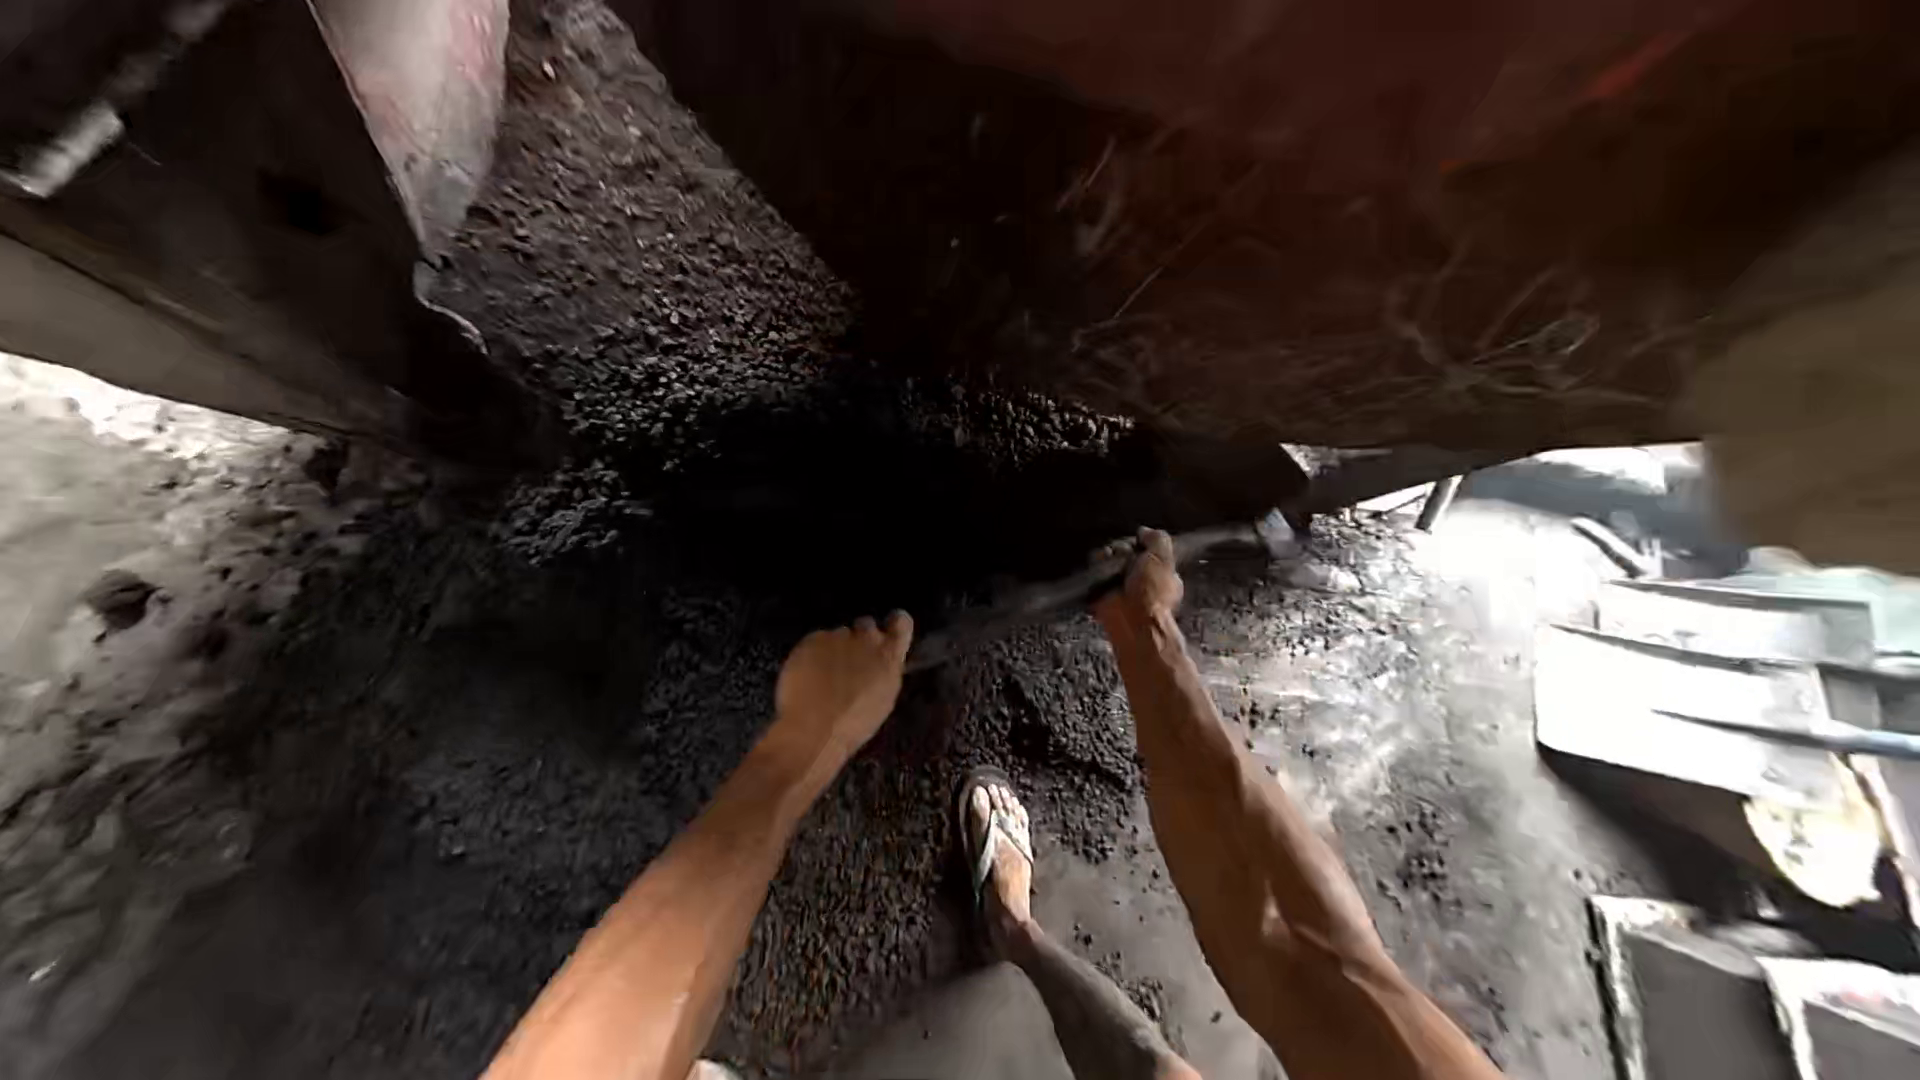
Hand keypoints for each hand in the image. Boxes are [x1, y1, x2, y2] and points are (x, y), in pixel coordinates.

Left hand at [767, 611, 913, 777]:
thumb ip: (884, 672)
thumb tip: (879, 664)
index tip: (889, 629)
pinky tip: (807, 675)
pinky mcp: (812, 640)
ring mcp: (837, 637)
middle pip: (866, 625)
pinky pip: (816, 641)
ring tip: (823, 673)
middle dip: (860, 637)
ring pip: (839, 635)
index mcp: (889, 656)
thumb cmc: (854, 724)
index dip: (895, 623)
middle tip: (849, 659)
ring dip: (835, 648)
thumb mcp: (883, 699)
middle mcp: (866, 639)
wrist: (814, 729)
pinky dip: (813, 654)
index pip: (901, 622)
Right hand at [1093, 527, 1183, 634]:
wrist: (1132, 620)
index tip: (1140, 542)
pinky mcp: (1100, 589)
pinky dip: (1098, 563)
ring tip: (1114, 565)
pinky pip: (1095, 566)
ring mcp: (1118, 584)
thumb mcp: (1164, 559)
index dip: (1141, 543)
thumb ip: (1157, 539)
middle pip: (1125, 550)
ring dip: (1110, 556)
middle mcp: (1138, 578)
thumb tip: (1143, 531)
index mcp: (1159, 572)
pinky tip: (1103, 567)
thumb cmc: (1153, 591)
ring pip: (1109, 556)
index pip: (1146, 548)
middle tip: (1126, 557)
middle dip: (1124, 549)